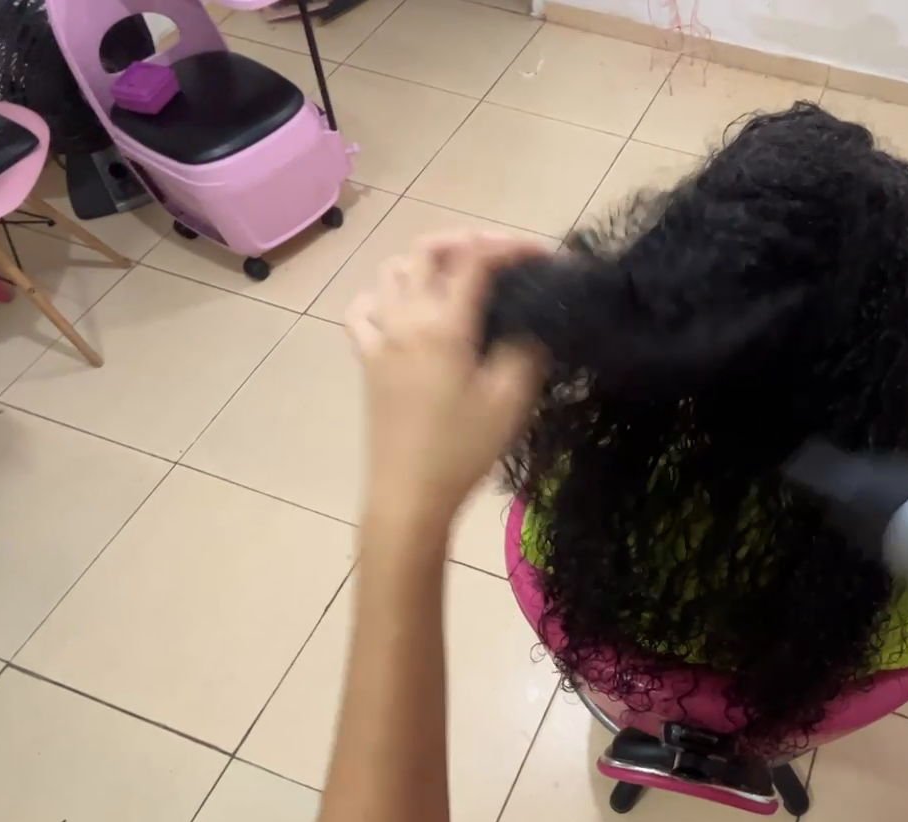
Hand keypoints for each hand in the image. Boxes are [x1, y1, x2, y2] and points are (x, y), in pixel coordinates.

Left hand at [344, 231, 547, 530]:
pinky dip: (384, 295)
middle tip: (502, 257)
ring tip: (458, 278)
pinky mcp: (367, 360)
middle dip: (467, 241)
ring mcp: (380, 336)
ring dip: (427, 262)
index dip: (512, 247)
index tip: (543, 256)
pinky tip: (403, 310)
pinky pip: (364, 308)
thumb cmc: (462, 450)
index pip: (476, 261)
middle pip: (428, 251)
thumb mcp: (510, 401)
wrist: (409, 493)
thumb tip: (532, 325)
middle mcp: (405, 318)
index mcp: (443, 324)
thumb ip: (525, 351)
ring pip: (393, 271)